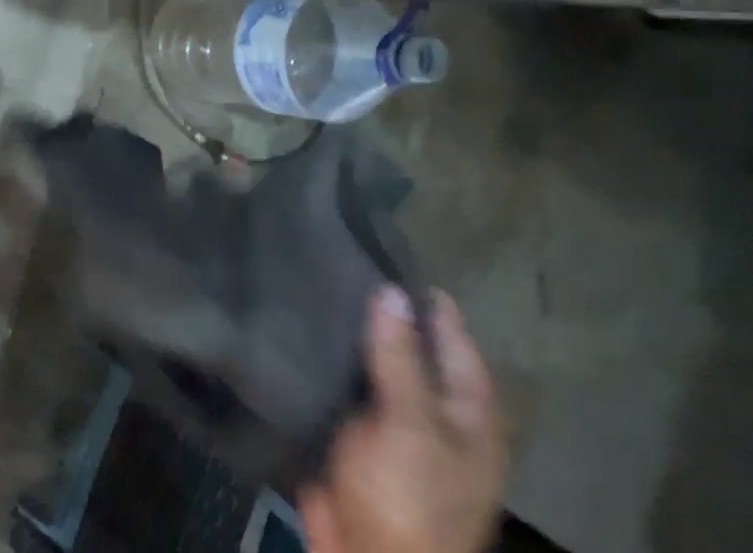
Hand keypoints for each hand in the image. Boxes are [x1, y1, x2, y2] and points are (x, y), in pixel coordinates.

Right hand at [300, 288, 505, 552]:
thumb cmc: (410, 495)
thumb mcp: (411, 424)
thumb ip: (400, 358)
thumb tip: (391, 292)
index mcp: (465, 413)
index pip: (453, 342)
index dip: (427, 305)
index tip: (387, 257)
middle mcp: (430, 414)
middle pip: (407, 352)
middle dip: (377, 315)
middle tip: (334, 262)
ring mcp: (385, 426)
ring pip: (366, 369)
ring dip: (341, 338)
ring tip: (305, 288)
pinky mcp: (344, 436)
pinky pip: (333, 390)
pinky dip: (316, 365)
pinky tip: (288, 336)